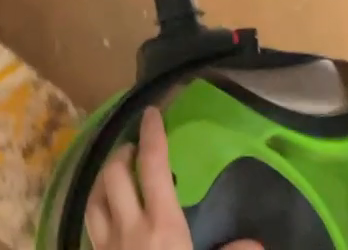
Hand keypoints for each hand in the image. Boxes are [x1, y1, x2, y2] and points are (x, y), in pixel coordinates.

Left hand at [85, 106, 261, 249]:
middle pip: (114, 173)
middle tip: (133, 147)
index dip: (152, 135)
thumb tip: (256, 244)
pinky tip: (106, 218)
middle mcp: (127, 229)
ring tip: (117, 174)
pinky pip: (91, 228)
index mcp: (161, 227)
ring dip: (104, 179)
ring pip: (94, 197)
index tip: (152, 112)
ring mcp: (106, 248)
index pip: (153, 166)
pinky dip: (97, 211)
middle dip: (122, 152)